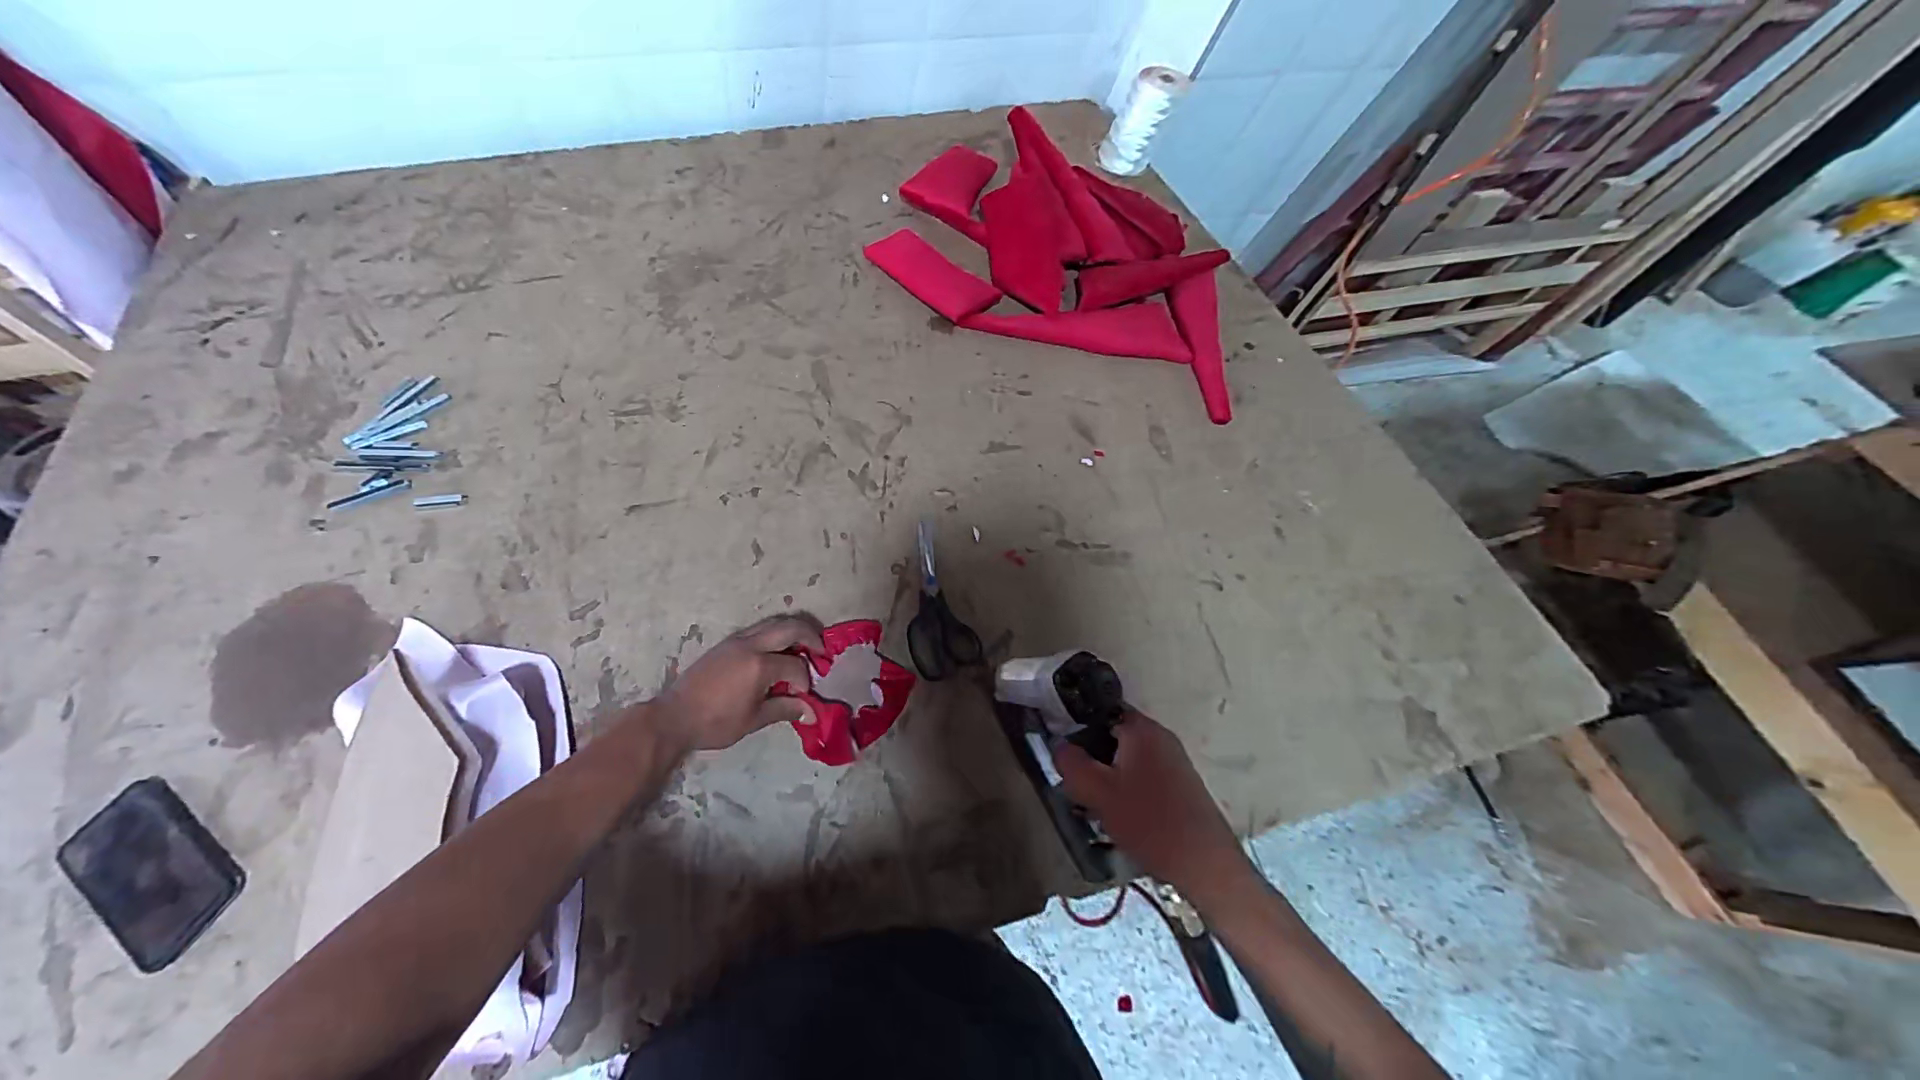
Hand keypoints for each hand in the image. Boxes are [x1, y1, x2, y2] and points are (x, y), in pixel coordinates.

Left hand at [653, 616, 822, 750]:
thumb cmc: (715, 722)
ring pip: (774, 623)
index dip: (805, 680)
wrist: (674, 717)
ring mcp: (737, 640)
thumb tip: (812, 712)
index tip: (804, 696)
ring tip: (804, 647)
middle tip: (822, 652)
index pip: (795, 665)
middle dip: (811, 637)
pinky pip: (759, 629)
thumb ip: (785, 709)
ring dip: (793, 631)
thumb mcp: (754, 720)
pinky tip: (778, 651)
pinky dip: (776, 634)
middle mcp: (750, 645)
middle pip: (790, 628)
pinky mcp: (727, 643)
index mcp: (759, 666)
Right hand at [1054, 711, 1254, 902]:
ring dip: (1106, 778)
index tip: (1062, 748)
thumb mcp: (1098, 793)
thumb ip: (1071, 764)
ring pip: (1126, 759)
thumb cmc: (1148, 821)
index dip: (1076, 724)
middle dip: (1090, 757)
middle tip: (1074, 783)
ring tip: (1091, 807)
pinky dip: (1124, 791)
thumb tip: (1059, 746)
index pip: (1101, 709)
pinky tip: (1116, 818)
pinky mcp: (1179, 786)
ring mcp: (1173, 762)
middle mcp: (1160, 738)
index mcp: (1141, 729)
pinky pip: (1142, 777)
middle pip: (1113, 735)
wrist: (1204, 864)